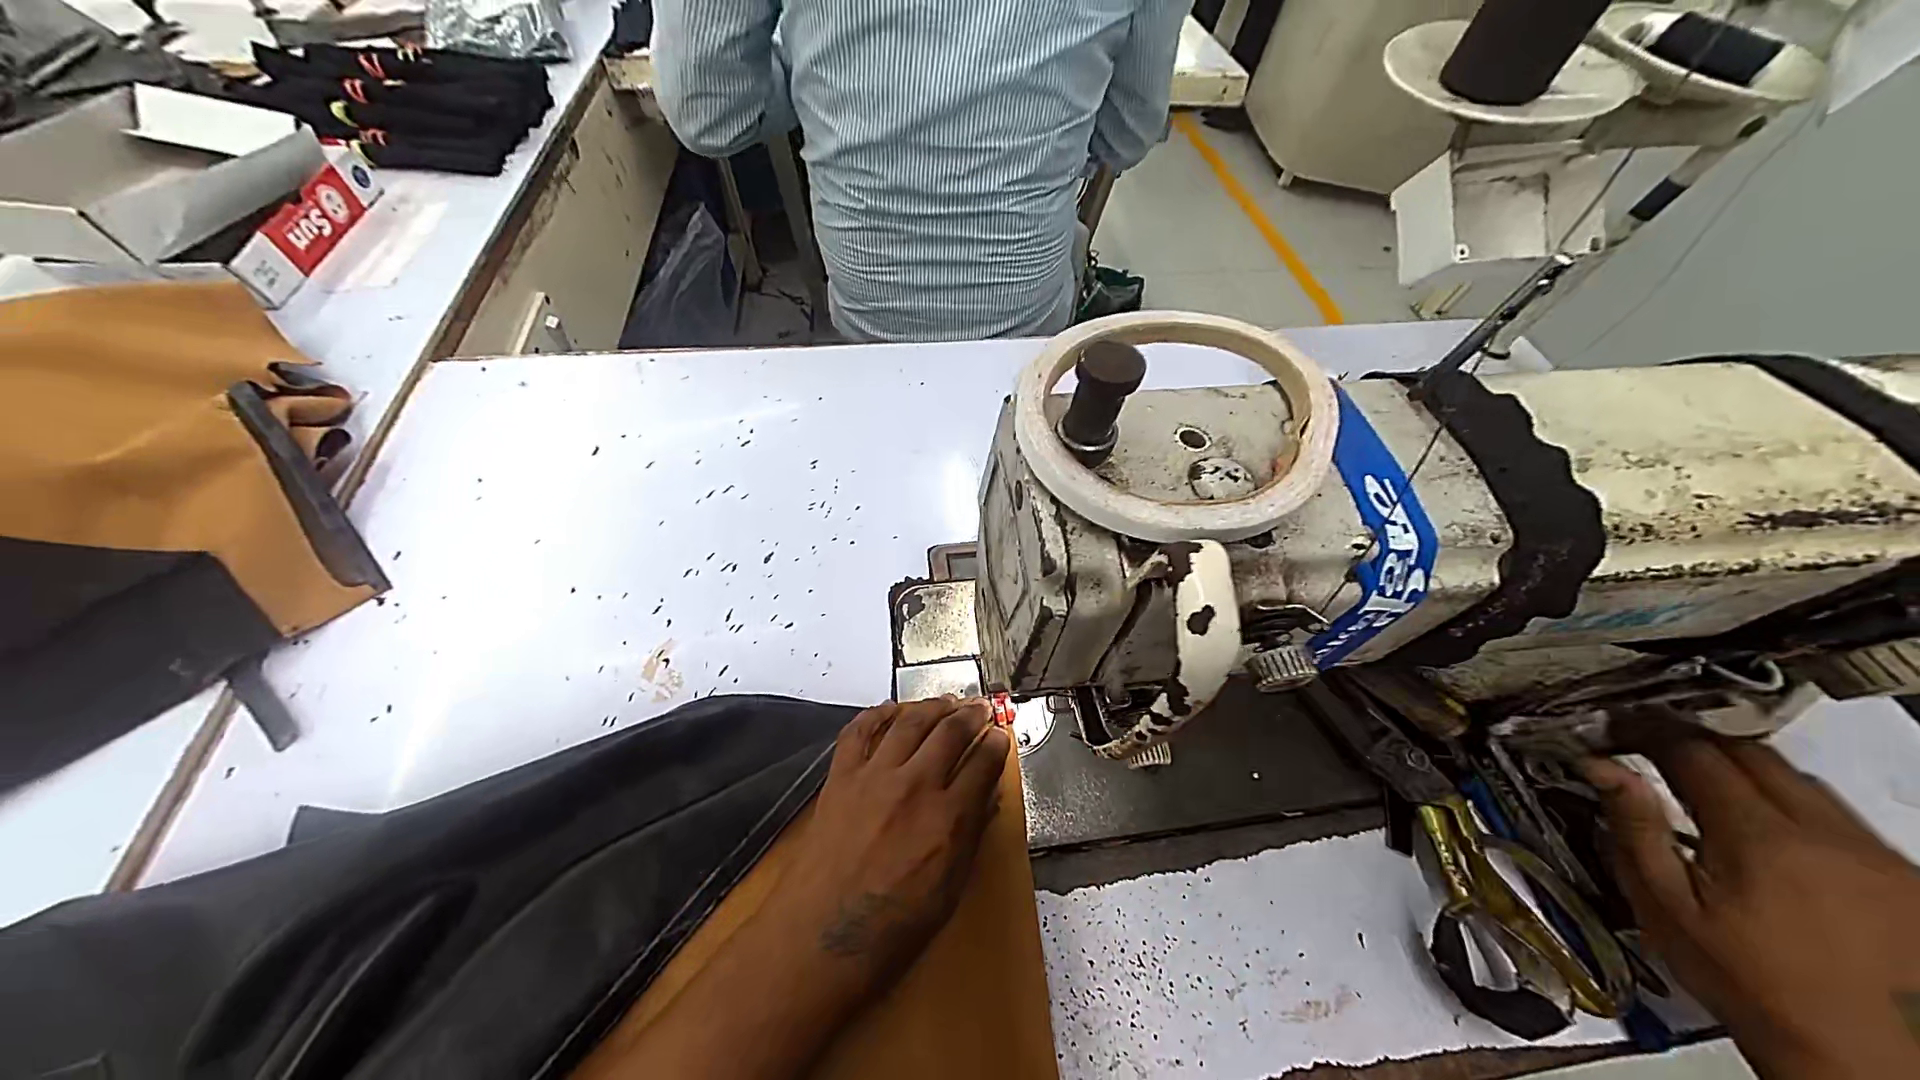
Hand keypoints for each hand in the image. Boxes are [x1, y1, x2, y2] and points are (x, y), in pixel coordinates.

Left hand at [578, 698, 1009, 1079]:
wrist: (818, 938)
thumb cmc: (890, 929)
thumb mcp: (949, 889)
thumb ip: (970, 835)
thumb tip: (987, 797)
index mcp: (947, 819)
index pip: (983, 763)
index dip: (996, 744)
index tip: (1001, 735)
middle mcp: (913, 787)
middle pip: (951, 731)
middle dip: (973, 714)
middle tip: (983, 707)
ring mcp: (874, 776)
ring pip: (911, 721)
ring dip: (934, 705)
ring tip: (948, 700)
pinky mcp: (841, 776)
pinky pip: (860, 730)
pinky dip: (879, 713)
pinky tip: (893, 708)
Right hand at [1585, 738, 1919, 1079]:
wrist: (1860, 1056)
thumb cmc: (1747, 982)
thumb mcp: (1665, 906)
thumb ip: (1634, 828)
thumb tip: (1603, 768)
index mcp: (1760, 840)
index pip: (1696, 754)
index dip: (1650, 731)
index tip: (1620, 726)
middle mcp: (1828, 837)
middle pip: (1752, 754)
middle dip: (1695, 740)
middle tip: (1651, 740)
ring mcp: (1878, 858)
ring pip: (1800, 779)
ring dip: (1744, 765)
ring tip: (1702, 775)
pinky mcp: (1906, 880)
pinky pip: (1838, 815)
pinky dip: (1789, 799)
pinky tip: (1764, 822)